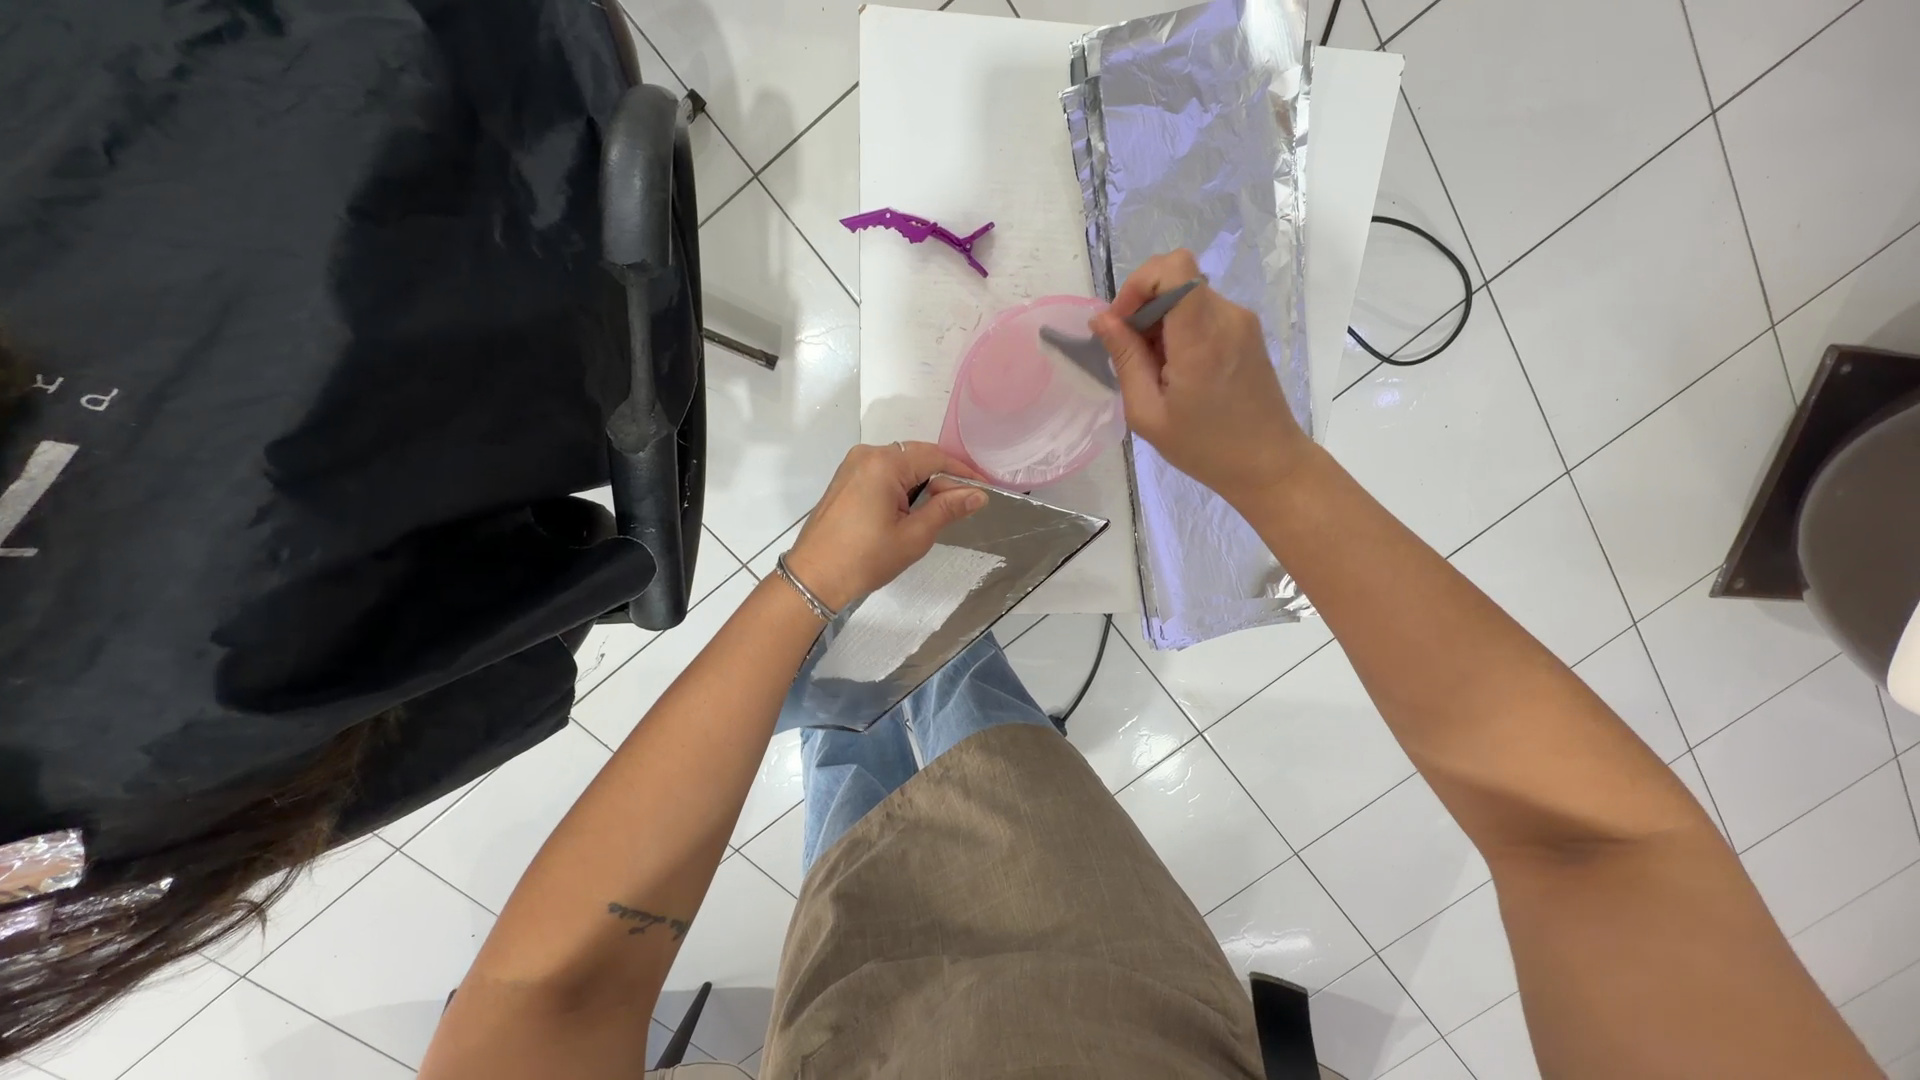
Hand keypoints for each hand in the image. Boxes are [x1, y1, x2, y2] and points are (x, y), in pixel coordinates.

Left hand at [783, 442, 987, 611]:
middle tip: (963, 504)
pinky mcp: (845, 479)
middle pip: (917, 456)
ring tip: (939, 511)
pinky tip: (911, 510)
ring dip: (922, 482)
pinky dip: (902, 486)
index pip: (935, 456)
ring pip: (900, 464)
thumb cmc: (866, 558)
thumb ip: (947, 509)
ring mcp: (852, 465)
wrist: (814, 577)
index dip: (963, 472)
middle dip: (942, 477)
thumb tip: (977, 494)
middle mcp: (867, 455)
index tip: (983, 489)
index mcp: (884, 463)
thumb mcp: (914, 536)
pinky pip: (883, 472)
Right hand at [1091, 250, 1313, 506]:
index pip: (1172, 267)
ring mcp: (1242, 322)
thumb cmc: (1204, 447)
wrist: (1268, 464)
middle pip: (1175, 280)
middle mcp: (1227, 317)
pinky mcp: (1247, 332)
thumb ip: (1125, 359)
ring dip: (1161, 323)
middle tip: (1134, 357)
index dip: (1139, 284)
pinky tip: (1179, 372)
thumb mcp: (1147, 413)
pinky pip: (1203, 313)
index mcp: (1201, 337)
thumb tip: (1102, 319)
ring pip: (1187, 296)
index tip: (1123, 323)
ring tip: (1157, 372)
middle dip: (1144, 308)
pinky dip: (1181, 331)